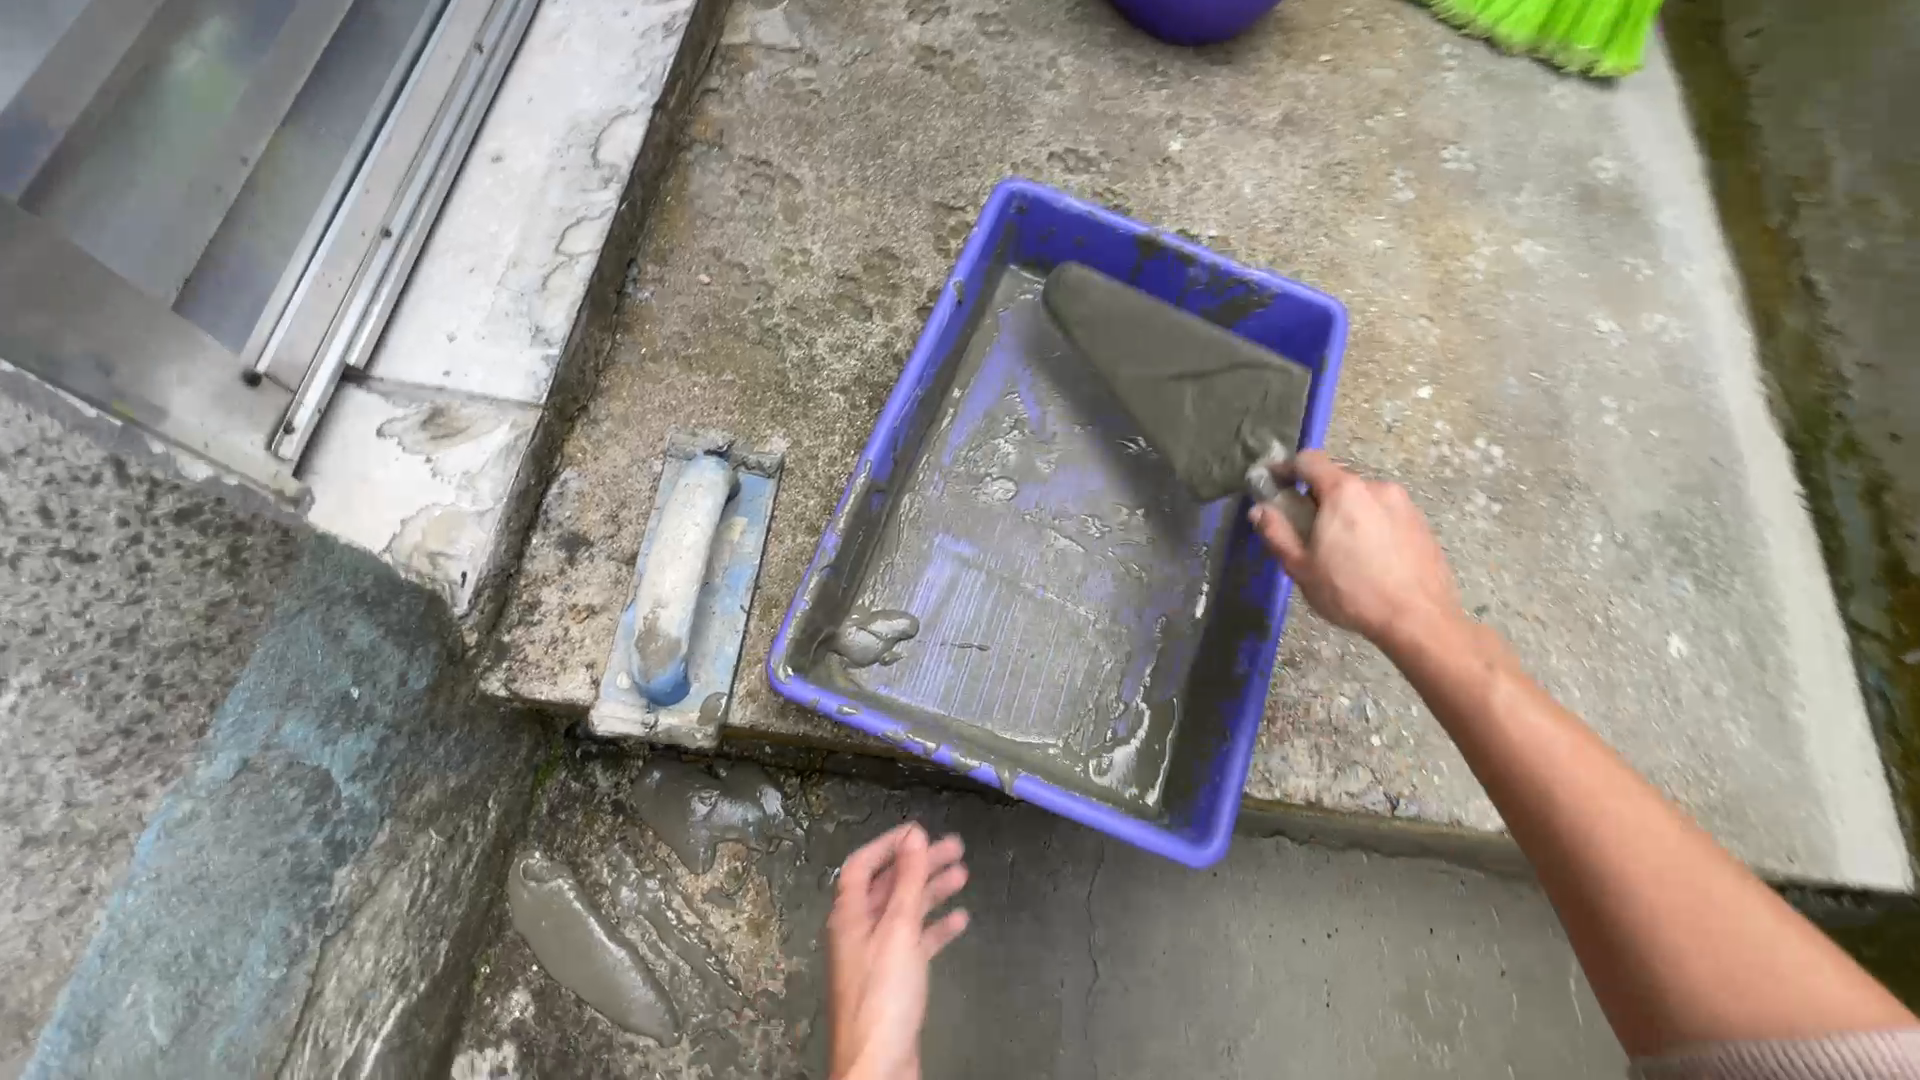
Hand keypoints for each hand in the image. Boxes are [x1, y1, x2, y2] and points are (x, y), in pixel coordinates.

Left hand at [828, 823, 969, 1079]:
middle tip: (956, 847)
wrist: (878, 1067)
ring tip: (964, 875)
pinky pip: (915, 942)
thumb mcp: (898, 930)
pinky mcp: (893, 980)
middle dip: (919, 865)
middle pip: (888, 885)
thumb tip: (914, 834)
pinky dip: (935, 928)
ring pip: (904, 912)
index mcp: (849, 915)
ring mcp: (875, 956)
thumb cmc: (883, 995)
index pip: (862, 864)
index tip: (920, 831)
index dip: (888, 844)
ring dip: (931, 891)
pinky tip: (960, 920)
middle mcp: (858, 930)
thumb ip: (908, 881)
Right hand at [1249, 450, 1462, 650]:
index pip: (1309, 460)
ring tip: (1340, 549)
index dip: (1286, 468)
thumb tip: (1259, 510)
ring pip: (1362, 498)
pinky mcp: (1421, 522)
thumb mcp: (1301, 567)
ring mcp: (1403, 503)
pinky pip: (1384, 513)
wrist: (1419, 619)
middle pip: (1337, 480)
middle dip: (1316, 498)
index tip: (1273, 483)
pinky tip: (1368, 557)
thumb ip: (1276, 532)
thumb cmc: (1351, 592)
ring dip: (1344, 512)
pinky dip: (1369, 524)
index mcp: (1343, 492)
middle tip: (1305, 529)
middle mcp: (1376, 487)